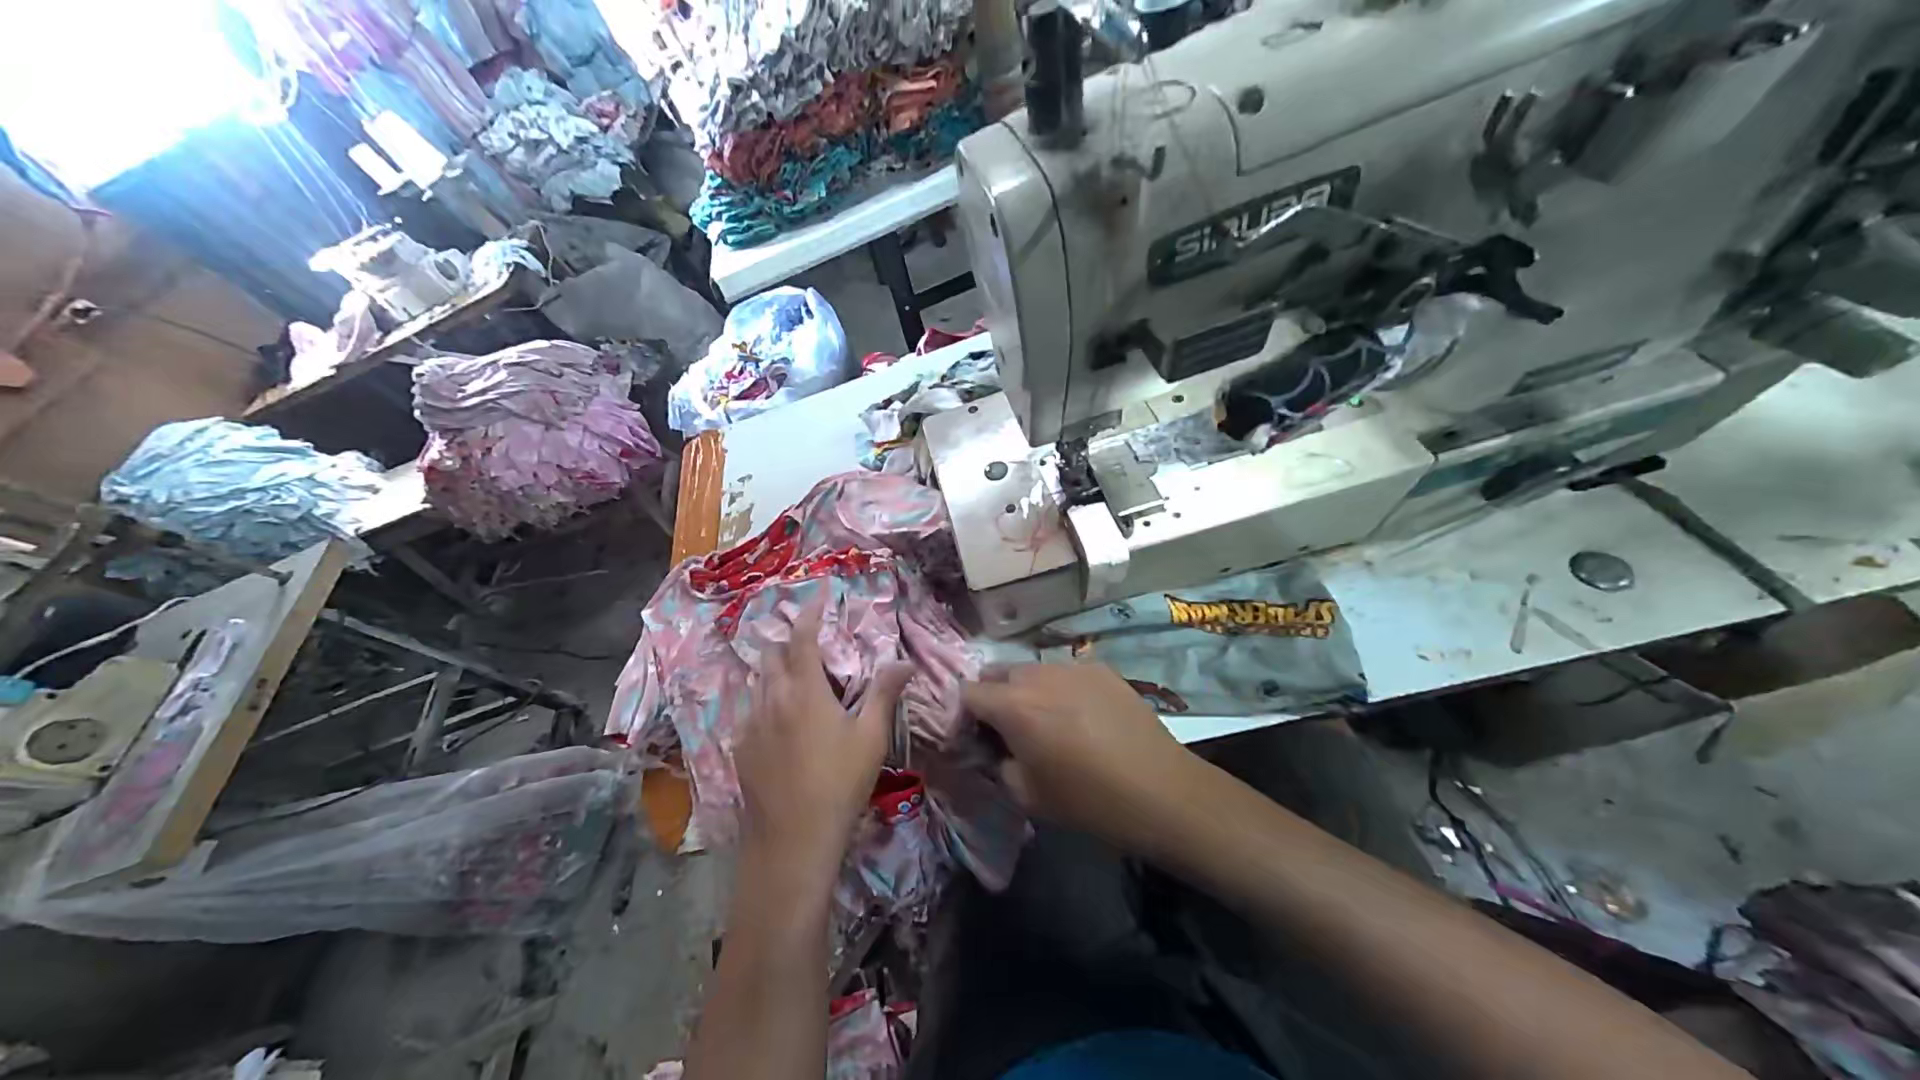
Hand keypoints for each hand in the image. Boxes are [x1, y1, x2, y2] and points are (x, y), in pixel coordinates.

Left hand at [736, 593, 912, 888]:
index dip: (809, 613)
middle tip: (808, 643)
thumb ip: (884, 694)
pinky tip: (780, 724)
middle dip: (788, 641)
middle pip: (771, 654)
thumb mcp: (871, 738)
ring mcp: (750, 724)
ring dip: (775, 671)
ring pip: (758, 682)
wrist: (792, 838)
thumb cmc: (839, 783)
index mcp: (805, 691)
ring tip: (796, 681)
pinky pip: (750, 711)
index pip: (802, 638)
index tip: (817, 596)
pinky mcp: (739, 748)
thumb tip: (903, 663)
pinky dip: (765, 703)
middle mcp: (771, 699)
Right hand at [963, 663, 1210, 857]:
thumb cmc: (1087, 800)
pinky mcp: (1102, 669)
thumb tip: (996, 748)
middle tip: (1011, 730)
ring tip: (1051, 722)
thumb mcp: (1026, 795)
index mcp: (1012, 705)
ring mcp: (1073, 667)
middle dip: (995, 697)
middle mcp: (1038, 675)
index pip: (967, 692)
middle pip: (998, 673)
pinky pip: (1067, 673)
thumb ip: (998, 763)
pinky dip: (1062, 689)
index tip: (978, 738)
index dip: (966, 715)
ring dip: (1029, 691)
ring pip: (1034, 670)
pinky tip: (1084, 717)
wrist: (1160, 790)